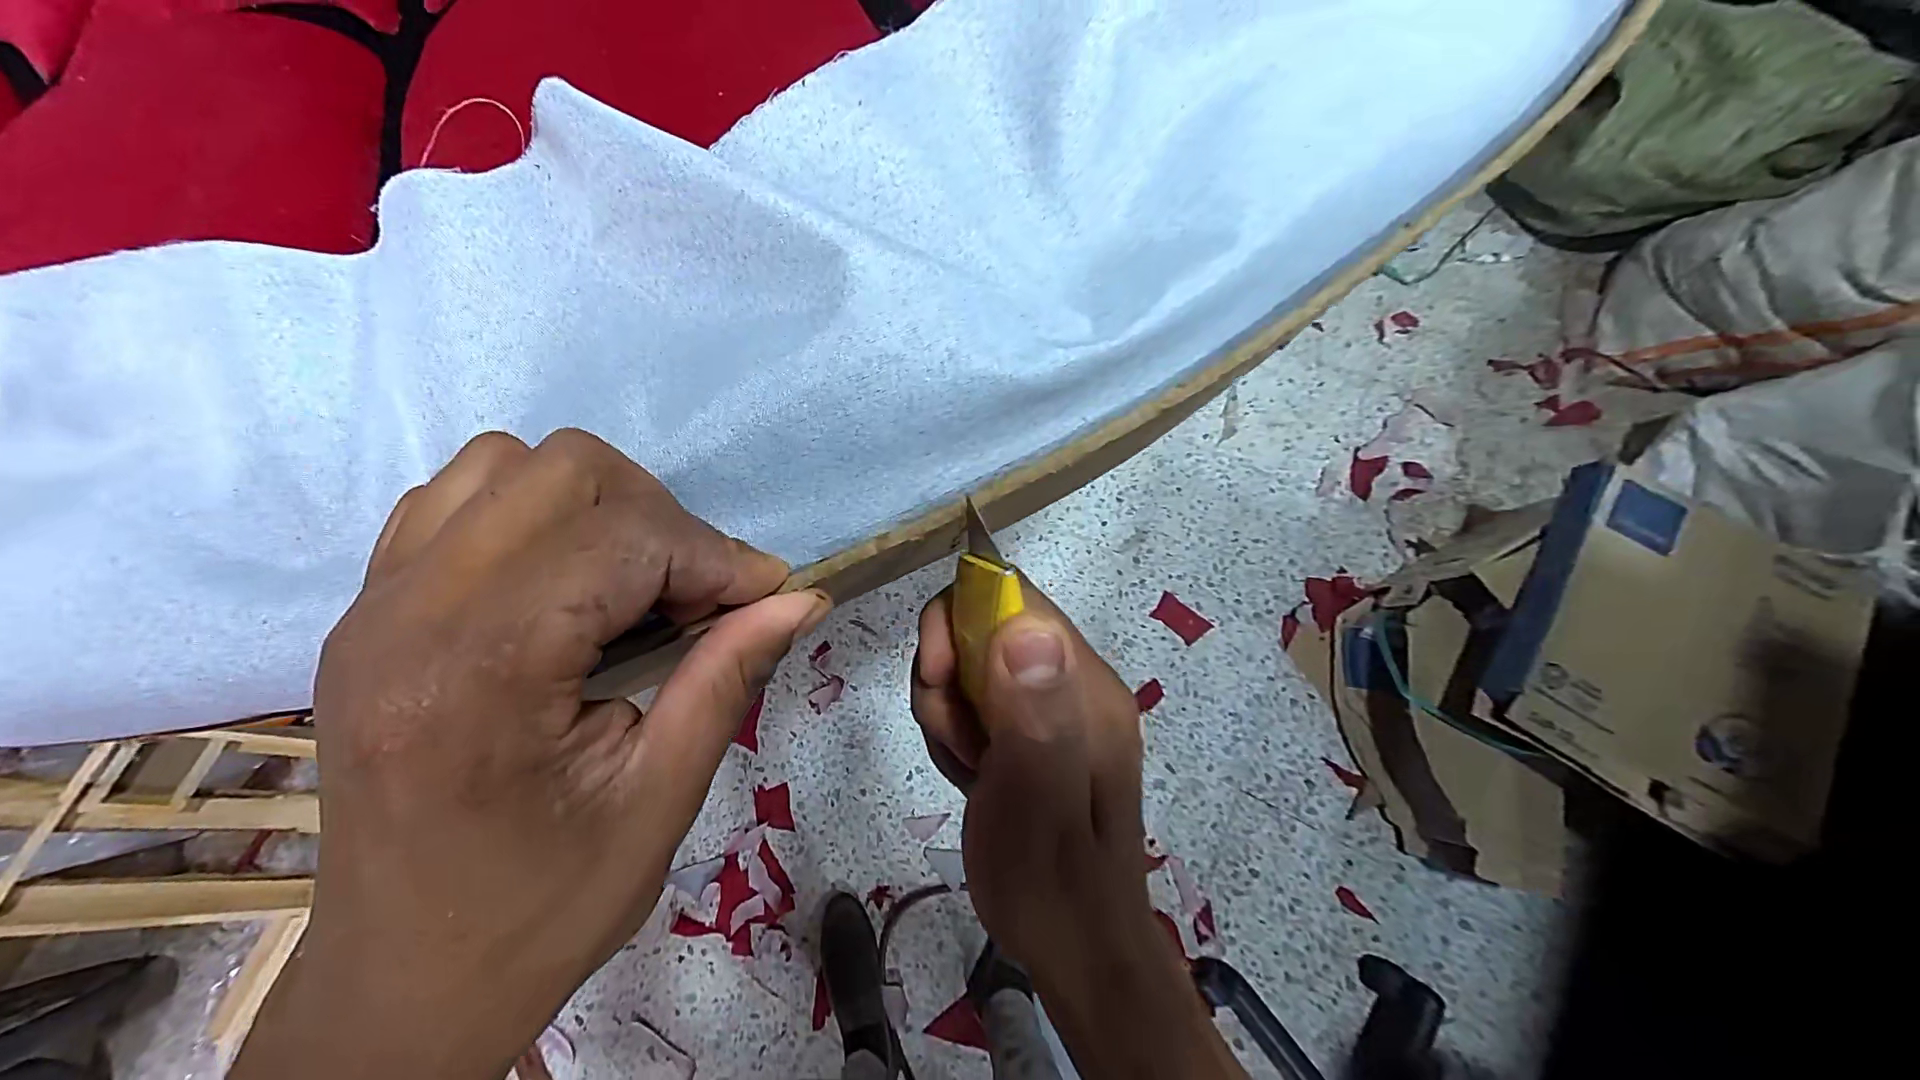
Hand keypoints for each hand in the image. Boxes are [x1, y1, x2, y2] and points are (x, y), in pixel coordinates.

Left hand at [233, 430, 829, 1078]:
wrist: (407, 979)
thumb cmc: (546, 905)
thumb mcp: (664, 796)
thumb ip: (730, 674)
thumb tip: (803, 597)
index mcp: (481, 673)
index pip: (624, 541)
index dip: (715, 556)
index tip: (766, 597)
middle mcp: (407, 614)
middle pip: (564, 470)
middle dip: (660, 518)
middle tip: (696, 594)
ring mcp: (372, 605)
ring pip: (505, 463)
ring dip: (598, 507)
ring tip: (634, 583)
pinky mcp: (366, 611)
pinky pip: (456, 499)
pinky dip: (533, 516)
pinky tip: (568, 584)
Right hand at [912, 585, 1244, 1078]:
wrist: (1074, 946)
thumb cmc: (1052, 884)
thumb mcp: (1039, 802)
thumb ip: (1037, 714)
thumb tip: (1023, 626)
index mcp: (1085, 685)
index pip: (1016, 599)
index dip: (962, 619)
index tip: (938, 677)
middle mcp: (1071, 681)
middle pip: (985, 627)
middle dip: (947, 674)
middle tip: (956, 741)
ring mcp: (1050, 704)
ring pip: (971, 663)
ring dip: (946, 708)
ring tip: (968, 767)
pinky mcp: (1029, 727)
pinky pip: (972, 698)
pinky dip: (954, 729)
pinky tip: (971, 774)